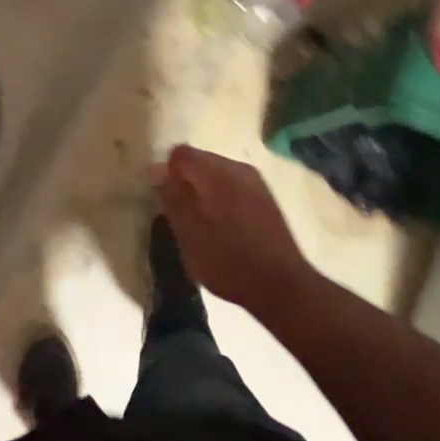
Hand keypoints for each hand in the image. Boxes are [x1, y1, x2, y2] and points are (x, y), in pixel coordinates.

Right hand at [154, 146, 318, 318]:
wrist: (281, 286)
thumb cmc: (228, 260)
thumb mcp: (189, 232)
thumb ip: (172, 196)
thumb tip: (158, 170)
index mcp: (217, 172)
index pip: (180, 154)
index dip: (165, 173)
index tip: (162, 200)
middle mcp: (239, 168)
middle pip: (200, 161)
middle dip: (184, 182)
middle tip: (177, 215)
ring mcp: (256, 182)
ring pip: (217, 175)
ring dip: (202, 192)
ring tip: (198, 224)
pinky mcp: (266, 199)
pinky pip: (233, 187)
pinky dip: (220, 200)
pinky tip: (220, 228)